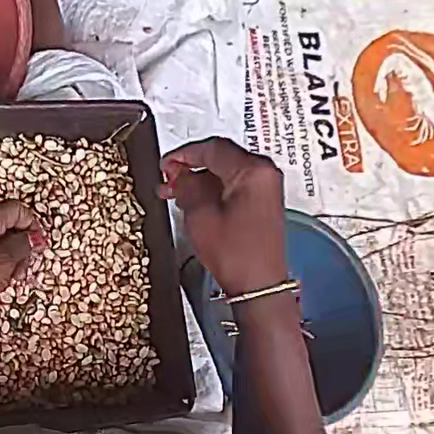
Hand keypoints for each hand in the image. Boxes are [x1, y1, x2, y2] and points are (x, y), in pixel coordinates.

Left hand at [0, 202, 46, 340]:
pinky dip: (0, 271)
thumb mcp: (2, 260)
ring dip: (13, 261)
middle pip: (9, 227)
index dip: (32, 226)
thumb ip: (22, 245)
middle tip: (25, 266)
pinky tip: (0, 285)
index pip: (17, 210)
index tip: (39, 246)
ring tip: (13, 279)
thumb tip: (35, 237)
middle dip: (23, 246)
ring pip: (1, 247)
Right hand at [159, 138, 286, 295]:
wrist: (257, 285)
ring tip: (177, 192)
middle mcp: (265, 174)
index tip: (166, 163)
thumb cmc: (237, 255)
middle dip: (191, 167)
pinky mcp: (263, 202)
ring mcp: (266, 188)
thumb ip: (187, 187)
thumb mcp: (201, 216)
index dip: (183, 154)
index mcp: (253, 171)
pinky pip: (234, 185)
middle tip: (168, 178)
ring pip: (226, 172)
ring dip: (200, 180)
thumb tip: (178, 174)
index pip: (213, 149)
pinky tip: (195, 201)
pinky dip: (213, 190)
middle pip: (221, 157)